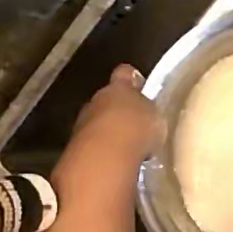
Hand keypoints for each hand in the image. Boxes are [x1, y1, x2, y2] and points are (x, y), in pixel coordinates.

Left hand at [54, 65, 164, 195]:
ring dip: (112, 129)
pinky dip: (105, 147)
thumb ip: (149, 110)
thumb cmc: (136, 128)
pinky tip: (118, 158)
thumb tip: (145, 109)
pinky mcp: (77, 145)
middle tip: (138, 123)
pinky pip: (95, 141)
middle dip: (121, 109)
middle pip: (109, 99)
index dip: (132, 78)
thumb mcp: (155, 116)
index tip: (141, 84)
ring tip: (130, 144)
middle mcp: (97, 100)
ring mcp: (83, 122)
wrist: (104, 155)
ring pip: (100, 120)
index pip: (124, 73)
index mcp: (118, 88)